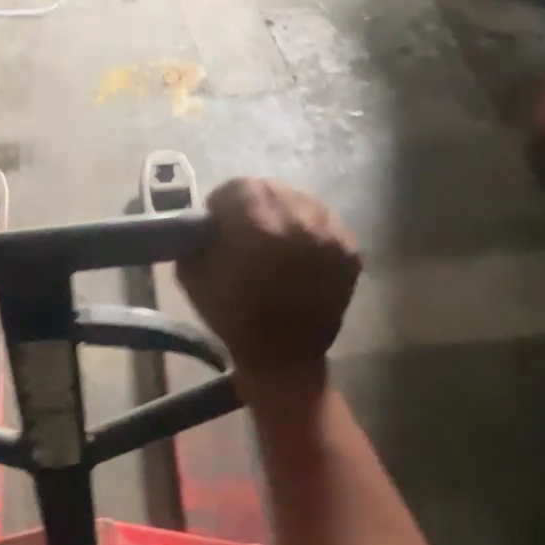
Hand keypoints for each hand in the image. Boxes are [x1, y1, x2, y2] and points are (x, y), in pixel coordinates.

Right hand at [177, 178, 360, 379]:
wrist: (283, 357)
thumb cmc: (233, 318)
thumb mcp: (194, 278)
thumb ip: (197, 240)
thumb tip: (205, 221)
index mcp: (259, 226)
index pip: (238, 187)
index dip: (222, 205)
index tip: (218, 225)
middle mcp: (301, 219)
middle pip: (271, 190)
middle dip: (253, 206)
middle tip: (245, 233)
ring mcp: (332, 233)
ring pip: (301, 202)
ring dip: (283, 215)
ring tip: (275, 243)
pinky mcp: (350, 248)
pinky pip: (324, 223)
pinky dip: (309, 232)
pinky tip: (297, 257)